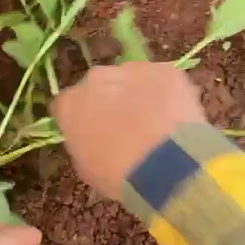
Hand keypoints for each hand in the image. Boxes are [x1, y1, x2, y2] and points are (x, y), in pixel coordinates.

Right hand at [51, 62, 206, 200]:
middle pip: (98, 85)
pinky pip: (162, 80)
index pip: (67, 105)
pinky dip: (168, 94)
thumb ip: (83, 143)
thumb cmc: (118, 174)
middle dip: (109, 101)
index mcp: (70, 104)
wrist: (165, 166)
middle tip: (127, 127)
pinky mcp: (164, 70)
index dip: (81, 118)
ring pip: (131, 78)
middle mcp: (95, 79)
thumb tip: (91, 138)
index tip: (92, 132)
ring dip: (138, 95)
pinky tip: (177, 117)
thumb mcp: (86, 167)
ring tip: (156, 123)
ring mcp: (131, 70)